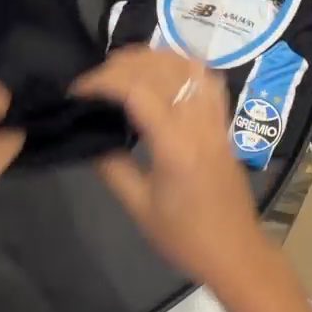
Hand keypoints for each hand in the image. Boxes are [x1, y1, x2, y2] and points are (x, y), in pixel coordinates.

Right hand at [72, 47, 266, 286]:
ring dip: (150, 58)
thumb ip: (112, 167)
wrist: (235, 252)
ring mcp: (215, 120)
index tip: (76, 91)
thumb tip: (92, 138)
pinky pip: (206, 79)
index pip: (135, 90)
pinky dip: (180, 66)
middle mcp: (198, 123)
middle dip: (120, 65)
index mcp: (174, 145)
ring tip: (121, 70)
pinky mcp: (223, 123)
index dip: (101, 81)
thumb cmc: (185, 237)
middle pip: (159, 68)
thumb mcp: (139, 207)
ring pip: (186, 66)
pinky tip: (160, 73)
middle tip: (93, 82)